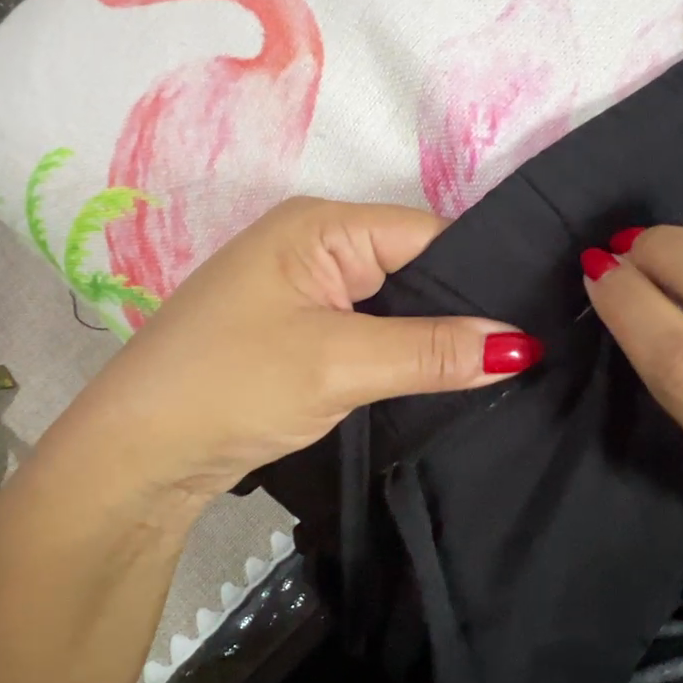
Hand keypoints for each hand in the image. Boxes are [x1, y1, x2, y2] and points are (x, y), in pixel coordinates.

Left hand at [45, 198, 540, 503]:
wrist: (136, 457)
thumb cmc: (232, 386)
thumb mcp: (340, 364)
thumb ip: (433, 350)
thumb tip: (523, 344)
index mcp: (321, 225)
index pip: (428, 234)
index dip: (485, 274)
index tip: (546, 316)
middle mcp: (315, 245)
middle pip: (414, 265)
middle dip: (465, 308)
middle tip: (536, 350)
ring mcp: (304, 291)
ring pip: (395, 303)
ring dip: (436, 335)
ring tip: (507, 367)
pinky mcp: (300, 333)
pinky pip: (370, 331)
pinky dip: (403, 354)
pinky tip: (446, 378)